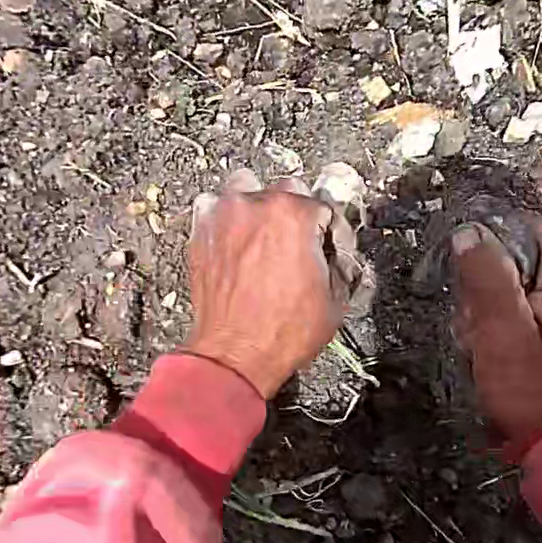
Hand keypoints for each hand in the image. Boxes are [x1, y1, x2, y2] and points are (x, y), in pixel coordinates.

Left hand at [186, 169, 347, 397]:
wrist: (237, 355)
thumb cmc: (284, 330)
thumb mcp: (335, 298)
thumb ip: (341, 264)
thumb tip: (340, 255)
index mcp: (295, 216)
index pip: (324, 206)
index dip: (332, 230)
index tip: (331, 247)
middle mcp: (257, 206)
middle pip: (287, 189)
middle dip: (297, 212)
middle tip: (300, 241)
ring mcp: (224, 217)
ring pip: (246, 187)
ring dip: (259, 206)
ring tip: (266, 235)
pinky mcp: (201, 234)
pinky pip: (214, 208)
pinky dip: (227, 219)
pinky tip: (238, 241)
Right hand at [451, 214, 541, 446]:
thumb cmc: (529, 387)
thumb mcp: (503, 331)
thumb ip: (487, 279)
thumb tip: (468, 232)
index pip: (522, 226)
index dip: (489, 240)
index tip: (468, 270)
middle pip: (508, 252)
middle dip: (481, 282)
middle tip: (476, 318)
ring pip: (500, 278)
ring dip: (480, 305)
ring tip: (480, 336)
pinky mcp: (539, 318)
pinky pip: (503, 302)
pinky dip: (487, 320)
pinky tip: (484, 344)